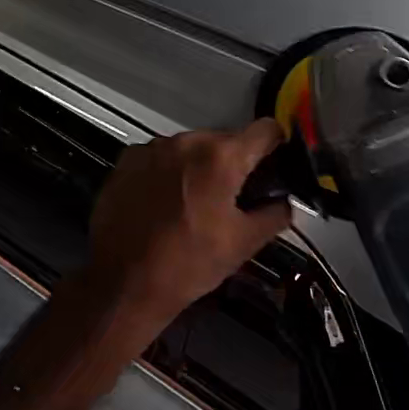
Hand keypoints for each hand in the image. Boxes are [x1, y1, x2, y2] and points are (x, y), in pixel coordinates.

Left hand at [86, 119, 293, 321]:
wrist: (124, 280)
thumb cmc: (189, 262)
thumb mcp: (243, 243)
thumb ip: (274, 214)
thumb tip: (285, 201)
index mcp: (220, 156)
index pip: (265, 129)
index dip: (277, 145)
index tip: (276, 165)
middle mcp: (185, 141)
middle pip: (224, 140)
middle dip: (234, 164)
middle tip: (236, 198)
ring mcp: (152, 147)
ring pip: (190, 148)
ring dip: (200, 167)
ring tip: (196, 204)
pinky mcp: (127, 159)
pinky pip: (160, 156)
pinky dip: (169, 171)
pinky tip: (165, 202)